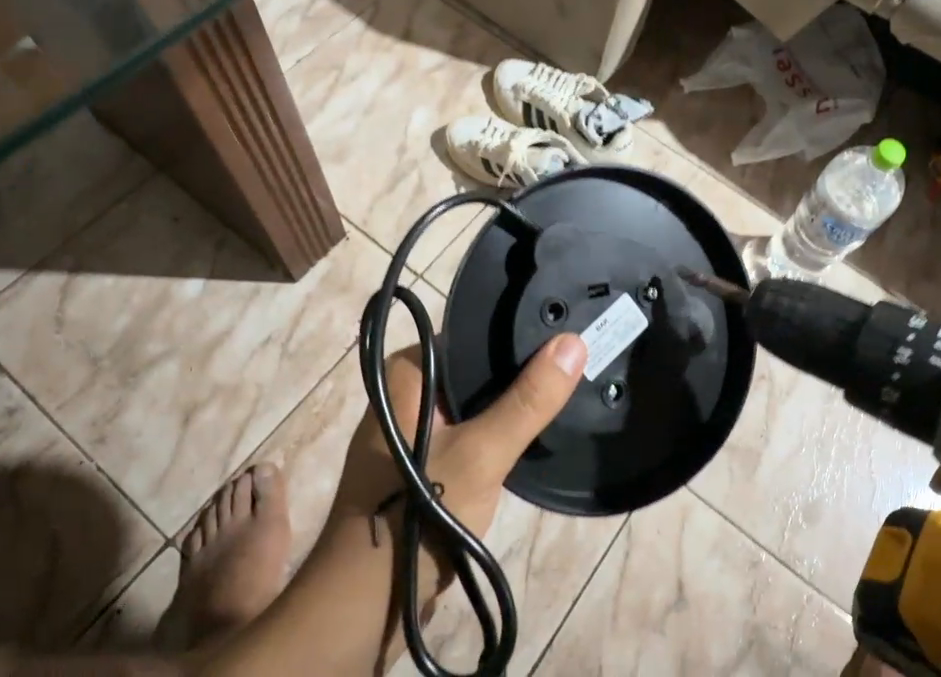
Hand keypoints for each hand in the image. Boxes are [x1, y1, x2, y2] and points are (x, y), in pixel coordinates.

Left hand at [328, 333, 587, 598]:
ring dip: (507, 414)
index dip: (514, 340)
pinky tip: (529, 445)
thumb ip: (527, 400)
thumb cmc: (418, 513)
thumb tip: (572, 343)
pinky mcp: (420, 470)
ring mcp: (409, 436)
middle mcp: (401, 396)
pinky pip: (466, 440)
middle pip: (472, 374)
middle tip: (571, 374)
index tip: (562, 341)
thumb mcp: (483, 453)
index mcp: (402, 374)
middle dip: (515, 379)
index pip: (467, 338)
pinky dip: (494, 442)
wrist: (368, 602)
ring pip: (472, 410)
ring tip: (560, 403)